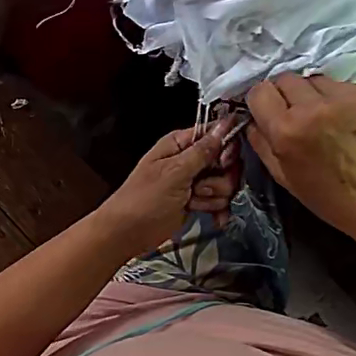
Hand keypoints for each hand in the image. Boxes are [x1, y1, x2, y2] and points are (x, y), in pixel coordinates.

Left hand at [93, 123, 238, 256]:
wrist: (128, 232)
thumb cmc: (144, 199)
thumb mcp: (174, 172)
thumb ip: (202, 151)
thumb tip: (225, 123)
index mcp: (180, 144)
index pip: (216, 134)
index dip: (226, 147)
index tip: (223, 162)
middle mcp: (189, 160)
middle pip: (227, 161)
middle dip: (220, 178)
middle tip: (200, 188)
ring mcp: (194, 182)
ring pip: (225, 183)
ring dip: (214, 196)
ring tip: (193, 202)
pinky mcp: (196, 201)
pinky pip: (220, 201)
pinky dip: (218, 210)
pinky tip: (215, 219)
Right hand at [245, 73, 355, 243]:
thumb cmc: (329, 197)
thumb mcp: (283, 176)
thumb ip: (261, 143)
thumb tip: (253, 121)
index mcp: (286, 130)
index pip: (260, 92)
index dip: (261, 102)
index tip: (267, 112)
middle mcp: (313, 107)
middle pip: (285, 79)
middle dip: (284, 96)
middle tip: (294, 115)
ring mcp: (344, 97)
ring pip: (313, 80)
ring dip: (311, 94)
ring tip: (321, 116)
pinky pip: (341, 86)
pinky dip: (336, 98)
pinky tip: (345, 119)